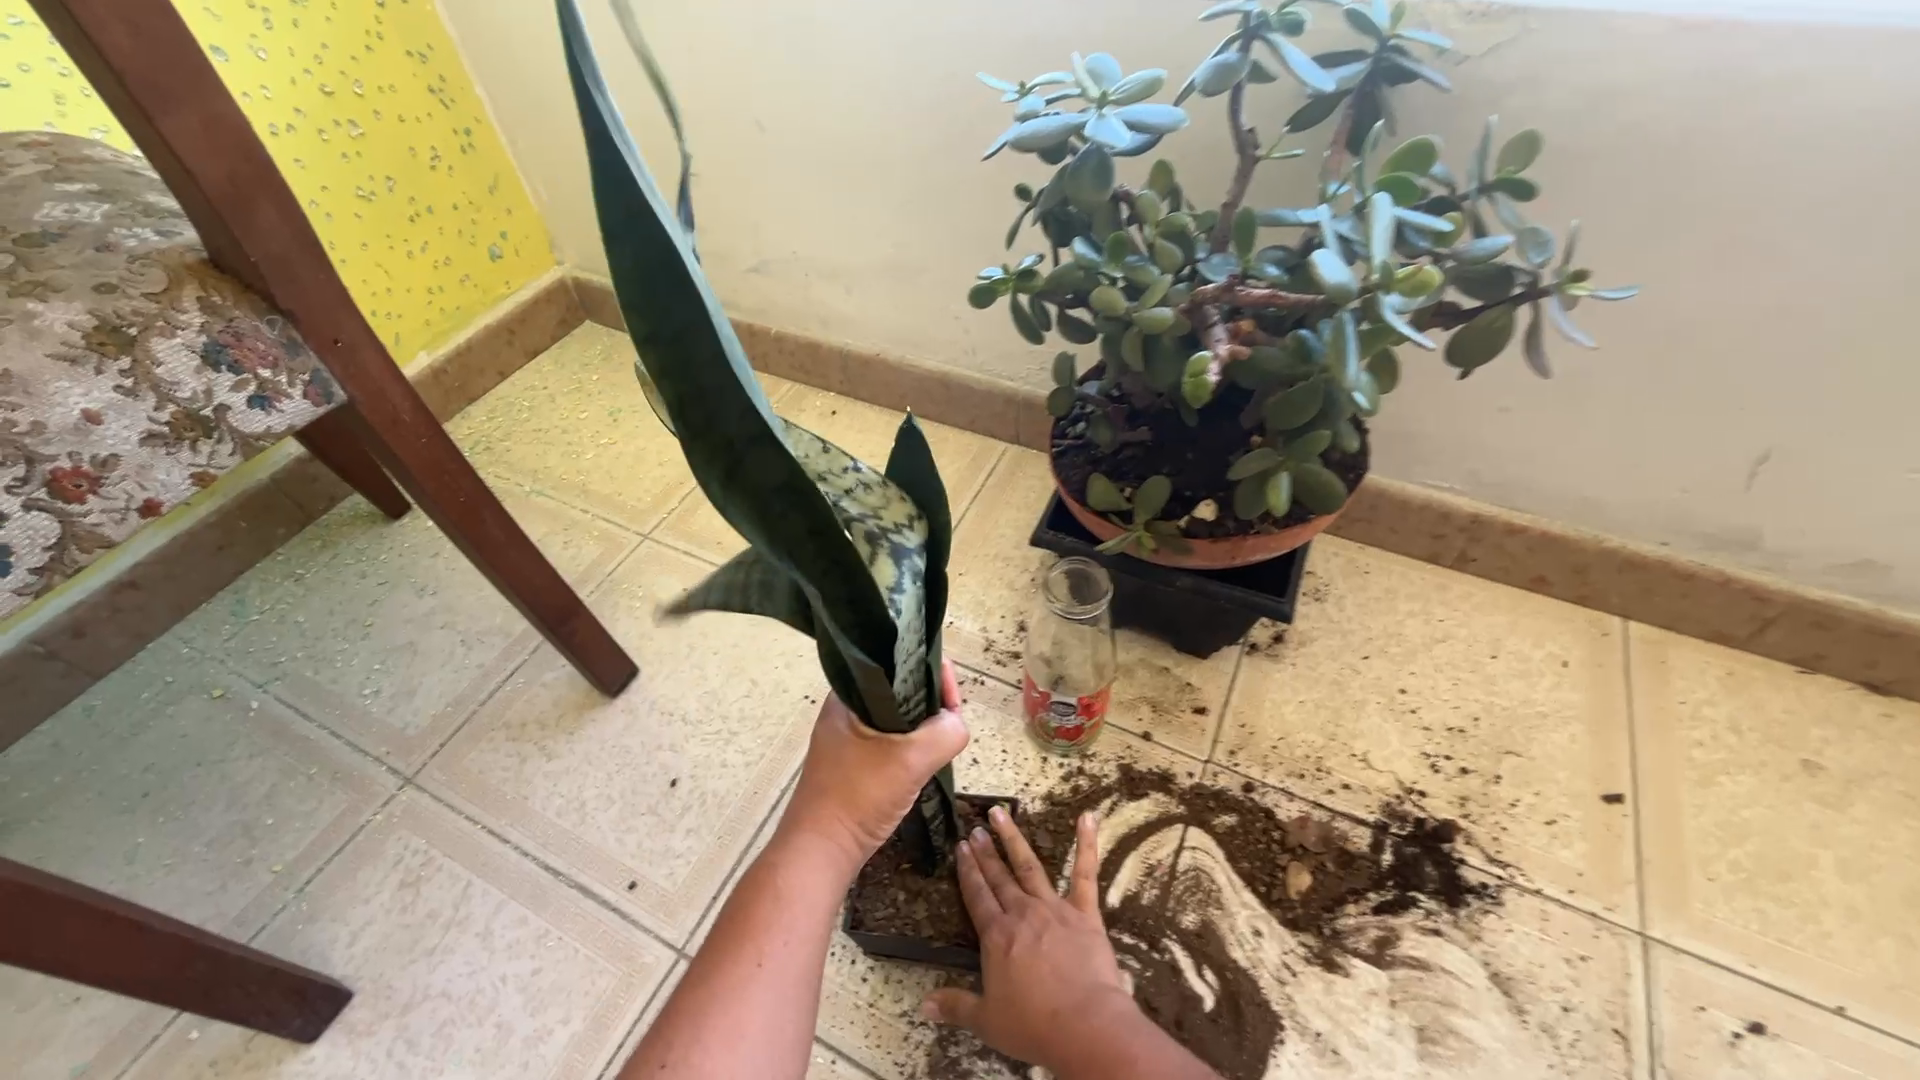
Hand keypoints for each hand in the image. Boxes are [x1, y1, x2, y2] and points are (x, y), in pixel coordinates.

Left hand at [780, 660, 969, 874]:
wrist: (820, 852)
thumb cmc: (859, 797)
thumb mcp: (911, 759)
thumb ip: (945, 733)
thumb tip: (957, 724)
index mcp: (849, 695)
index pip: (898, 666)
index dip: (931, 675)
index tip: (953, 699)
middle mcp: (846, 711)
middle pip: (900, 693)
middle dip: (930, 706)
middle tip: (952, 723)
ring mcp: (848, 740)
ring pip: (897, 722)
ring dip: (921, 731)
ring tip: (942, 742)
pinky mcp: (853, 764)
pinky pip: (890, 744)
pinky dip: (909, 750)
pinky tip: (923, 764)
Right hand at [921, 806, 1137, 1068]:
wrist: (1085, 1025)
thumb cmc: (1035, 1025)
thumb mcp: (987, 1021)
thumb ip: (955, 1006)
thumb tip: (922, 1006)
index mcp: (997, 937)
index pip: (977, 896)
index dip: (967, 871)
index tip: (961, 847)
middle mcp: (1022, 914)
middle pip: (999, 878)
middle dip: (985, 853)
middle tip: (976, 829)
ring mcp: (1054, 909)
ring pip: (1029, 866)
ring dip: (1014, 839)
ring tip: (1001, 814)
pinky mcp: (1085, 913)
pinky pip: (1086, 873)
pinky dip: (1087, 844)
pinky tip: (1088, 818)